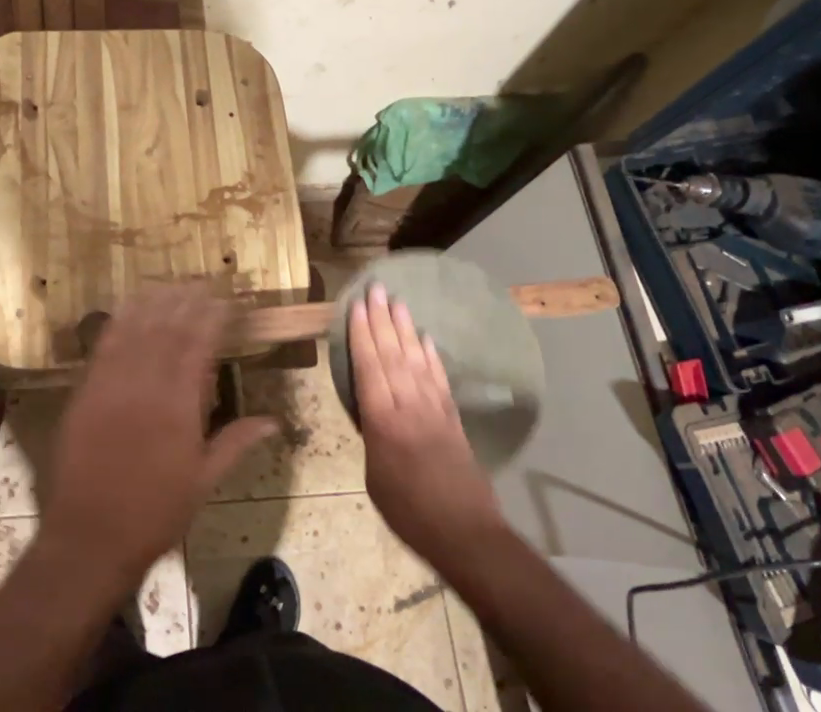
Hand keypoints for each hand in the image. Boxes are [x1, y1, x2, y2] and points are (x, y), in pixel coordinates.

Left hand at [39, 285, 277, 585]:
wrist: (89, 537)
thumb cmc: (154, 514)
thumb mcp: (202, 482)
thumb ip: (235, 443)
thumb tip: (273, 422)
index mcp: (179, 407)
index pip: (199, 347)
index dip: (212, 317)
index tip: (224, 297)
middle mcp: (144, 387)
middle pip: (166, 330)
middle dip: (185, 301)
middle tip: (199, 281)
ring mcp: (110, 387)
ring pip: (133, 332)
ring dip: (152, 304)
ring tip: (167, 283)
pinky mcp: (83, 393)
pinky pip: (102, 348)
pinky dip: (116, 323)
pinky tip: (125, 308)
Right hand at [350, 283, 505, 561]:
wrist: (464, 532)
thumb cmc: (407, 511)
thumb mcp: (373, 476)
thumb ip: (372, 436)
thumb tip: (371, 410)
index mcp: (383, 422)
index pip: (369, 367)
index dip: (362, 334)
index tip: (357, 305)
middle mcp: (409, 407)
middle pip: (393, 354)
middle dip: (382, 320)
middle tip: (377, 288)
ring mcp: (434, 410)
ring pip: (416, 359)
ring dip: (405, 329)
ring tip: (398, 302)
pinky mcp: (452, 418)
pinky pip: (438, 378)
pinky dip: (430, 355)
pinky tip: (424, 338)